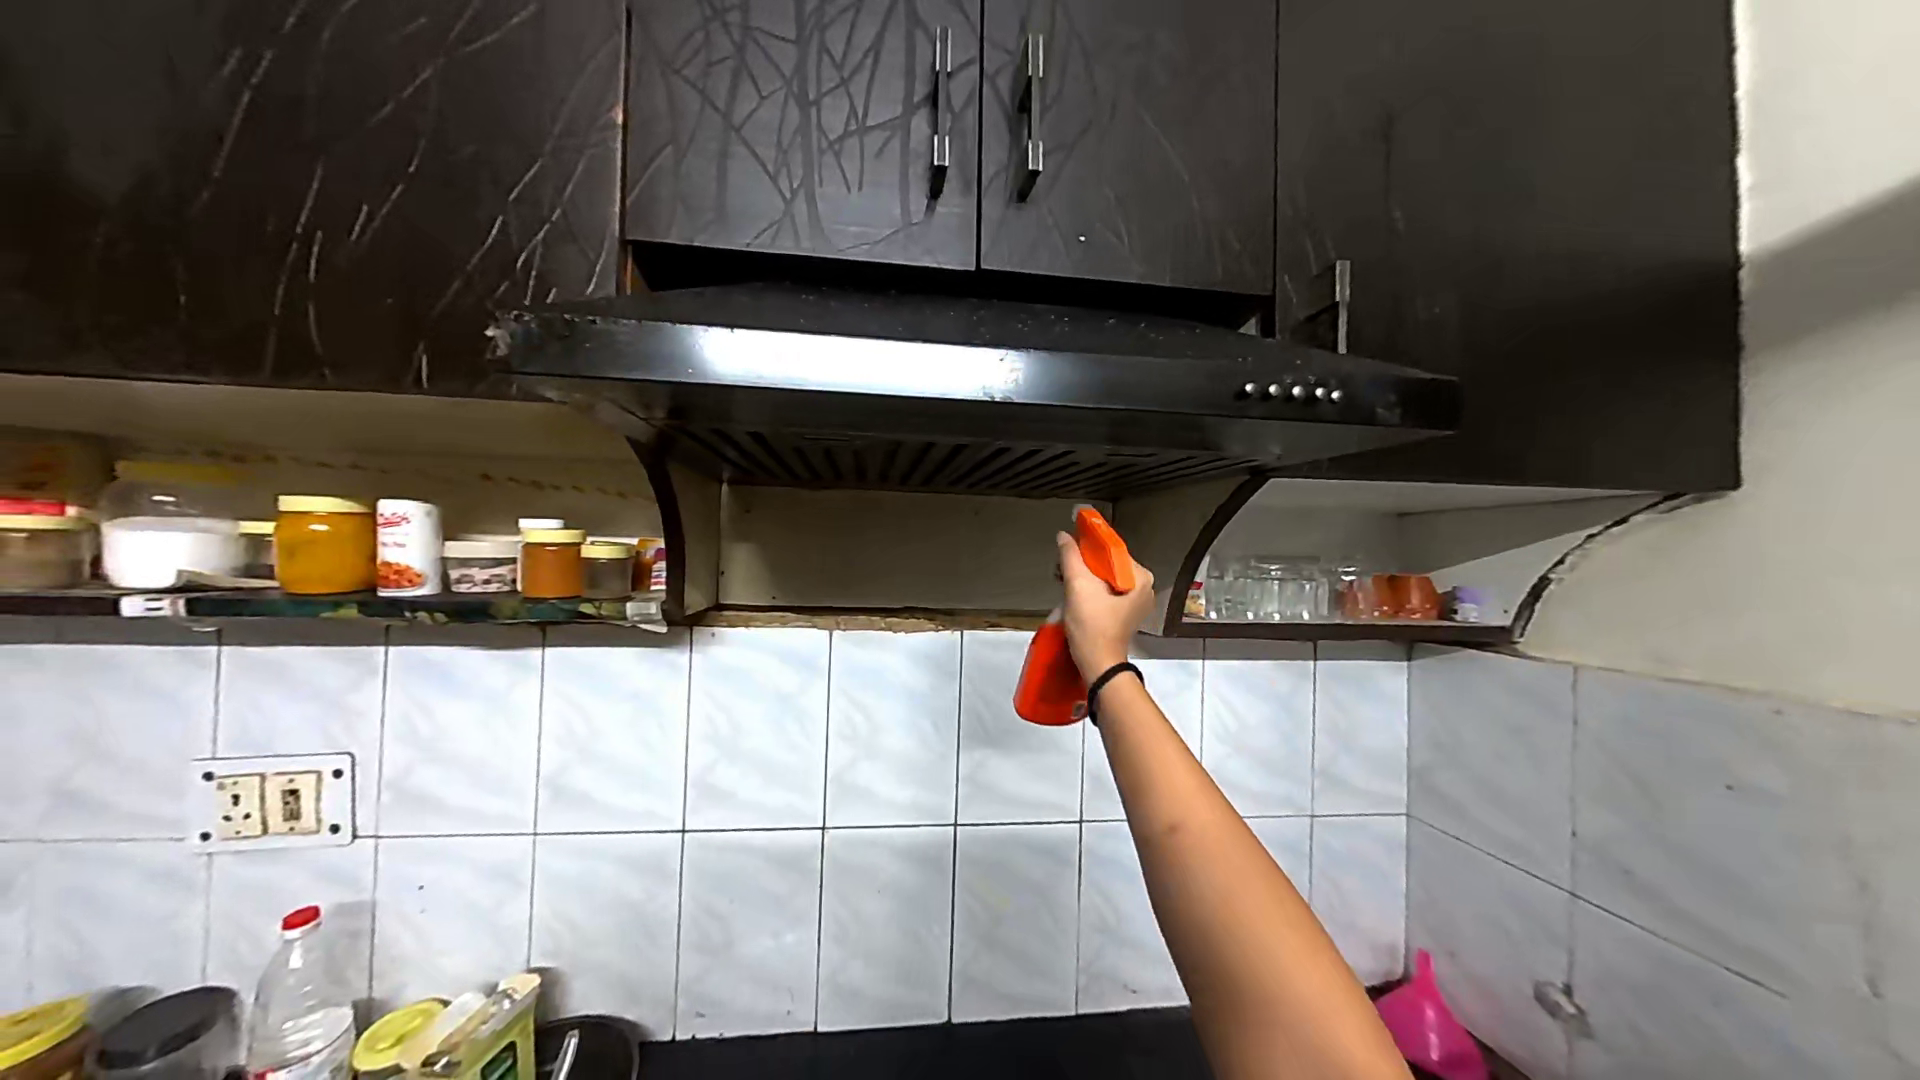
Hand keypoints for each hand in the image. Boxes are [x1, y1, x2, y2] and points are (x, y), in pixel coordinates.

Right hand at [1055, 530, 1155, 681]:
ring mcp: (1135, 602)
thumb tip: (1064, 535)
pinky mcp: (1124, 614)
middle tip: (1062, 565)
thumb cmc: (1092, 625)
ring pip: (1106, 577)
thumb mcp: (1078, 586)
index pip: (1113, 549)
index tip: (1069, 541)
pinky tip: (1073, 590)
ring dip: (1084, 575)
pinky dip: (1090, 588)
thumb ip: (1071, 557)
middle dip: (1084, 561)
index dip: (1089, 543)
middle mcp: (1143, 587)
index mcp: (1141, 578)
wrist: (1098, 665)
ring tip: (1064, 577)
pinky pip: (1106, 591)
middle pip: (1109, 563)